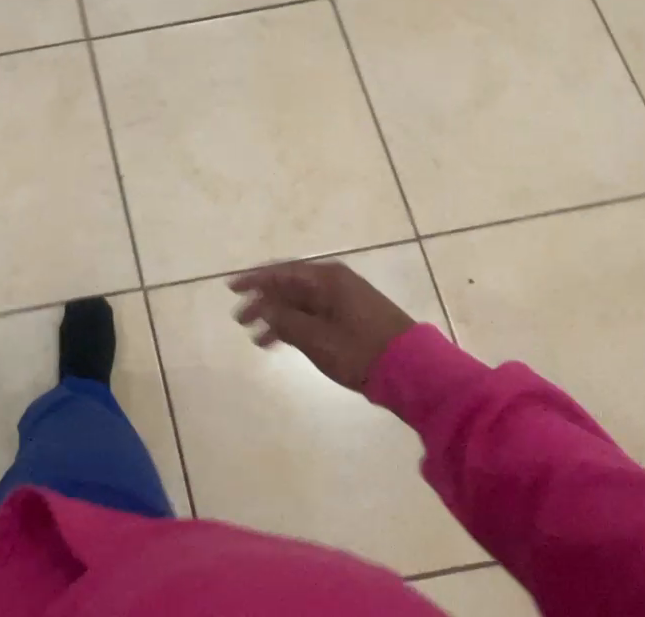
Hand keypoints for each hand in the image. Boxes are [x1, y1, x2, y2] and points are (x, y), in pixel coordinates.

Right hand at [228, 261, 416, 394]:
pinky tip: (280, 342)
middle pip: (289, 286)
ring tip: (256, 337)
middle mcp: (334, 283)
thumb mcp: (315, 337)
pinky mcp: (351, 319)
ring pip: (299, 303)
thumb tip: (260, 305)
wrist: (414, 372)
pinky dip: (294, 325)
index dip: (253, 279)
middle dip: (262, 301)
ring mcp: (344, 301)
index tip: (230, 288)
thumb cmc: (361, 350)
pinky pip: (312, 315)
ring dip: (276, 316)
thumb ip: (283, 319)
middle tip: (240, 319)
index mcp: (326, 279)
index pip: (280, 272)